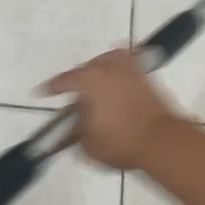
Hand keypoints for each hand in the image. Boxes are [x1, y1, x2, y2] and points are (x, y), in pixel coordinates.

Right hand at [43, 49, 187, 169]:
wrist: (162, 141)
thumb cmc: (120, 142)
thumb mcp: (88, 144)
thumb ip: (75, 132)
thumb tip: (73, 127)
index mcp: (89, 80)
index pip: (64, 80)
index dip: (51, 88)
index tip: (43, 92)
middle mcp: (108, 68)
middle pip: (87, 69)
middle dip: (78, 81)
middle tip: (73, 95)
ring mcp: (130, 70)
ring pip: (109, 60)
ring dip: (99, 68)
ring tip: (96, 79)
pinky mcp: (147, 77)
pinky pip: (132, 62)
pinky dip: (123, 64)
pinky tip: (121, 68)